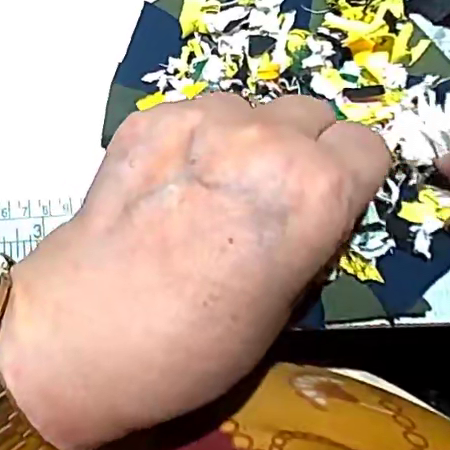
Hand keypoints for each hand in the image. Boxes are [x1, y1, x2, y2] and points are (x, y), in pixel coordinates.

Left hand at [0, 93, 387, 449]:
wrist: (83, 332)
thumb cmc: (196, 342)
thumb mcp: (286, 302)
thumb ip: (313, 231)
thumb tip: (317, 202)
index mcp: (315, 189)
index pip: (366, 145)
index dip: (350, 174)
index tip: (331, 196)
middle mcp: (266, 139)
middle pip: (314, 113)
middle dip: (304, 149)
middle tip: (269, 193)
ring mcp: (203, 118)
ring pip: (254, 107)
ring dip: (249, 138)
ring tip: (212, 186)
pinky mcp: (152, 115)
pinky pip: (199, 111)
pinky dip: (198, 137)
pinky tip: (171, 180)